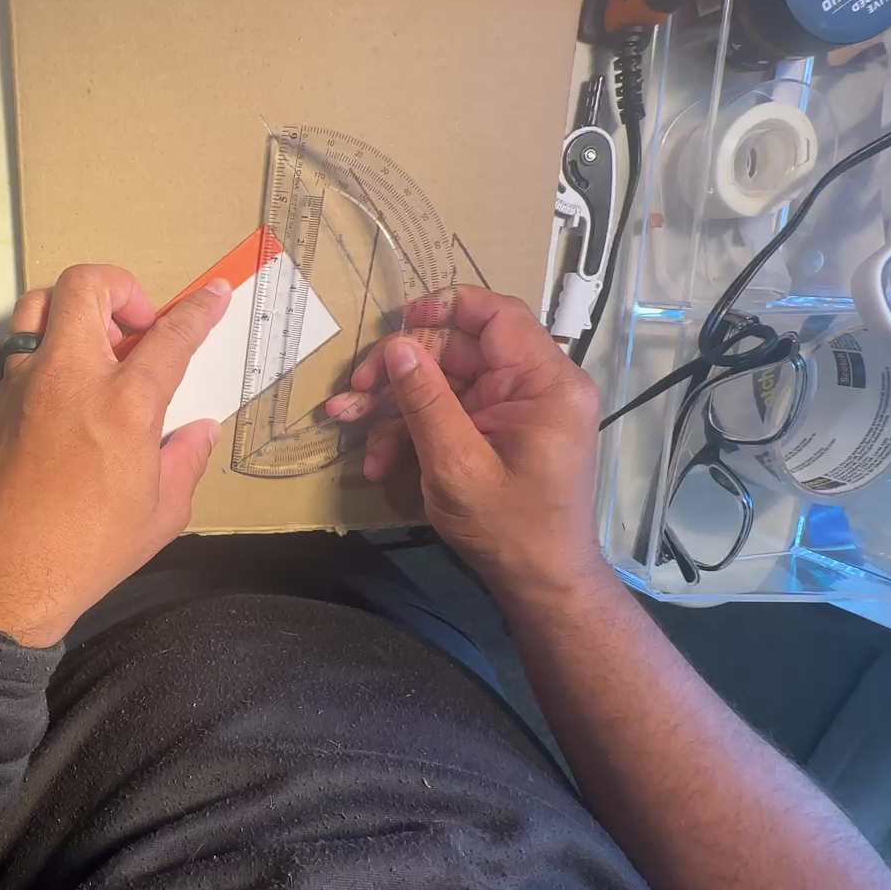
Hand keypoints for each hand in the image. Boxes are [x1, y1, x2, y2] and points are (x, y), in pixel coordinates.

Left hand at [0, 266, 231, 647]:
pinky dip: (51, 357)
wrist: (6, 578)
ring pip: (40, 305)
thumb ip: (186, 459)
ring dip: (76, 311)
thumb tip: (198, 430)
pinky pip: (23, 353)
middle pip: (86, 285)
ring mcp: (23, 385)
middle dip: (121, 287)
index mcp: (124, 404)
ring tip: (98, 351)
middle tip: (137, 327)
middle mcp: (69, 378)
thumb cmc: (89, 550)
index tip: (214, 295)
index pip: (170, 336)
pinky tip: (66, 400)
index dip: (199, 309)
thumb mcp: (162, 513)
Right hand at [323, 286, 604, 591]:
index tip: (398, 322)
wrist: (539, 581)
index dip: (446, 308)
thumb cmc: (508, 527)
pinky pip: (448, 414)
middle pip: (457, 353)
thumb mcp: (456, 465)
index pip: (498, 316)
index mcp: (544, 384)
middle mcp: (534, 387)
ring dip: (393, 407)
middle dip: (399, 373)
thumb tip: (397, 347)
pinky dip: (410, 432)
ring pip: (444, 385)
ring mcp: (514, 410)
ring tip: (346, 423)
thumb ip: (426, 402)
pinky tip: (378, 460)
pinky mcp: (497, 430)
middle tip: (352, 394)